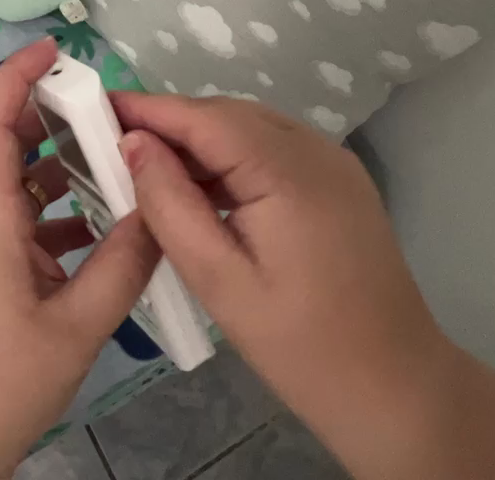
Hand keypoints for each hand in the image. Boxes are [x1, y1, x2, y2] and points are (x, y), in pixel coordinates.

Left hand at [0, 38, 162, 479]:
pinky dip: (62, 211)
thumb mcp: (76, 326)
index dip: (15, 75)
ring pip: (21, 181)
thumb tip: (160, 211)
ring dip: (62, 166)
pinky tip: (105, 226)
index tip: (53, 49)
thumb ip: (123, 265)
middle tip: (106, 107)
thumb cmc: (0, 380)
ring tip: (118, 160)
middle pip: (6, 142)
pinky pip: (26, 220)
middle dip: (51, 115)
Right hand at [115, 94, 494, 479]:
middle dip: (169, 122)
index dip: (148, 107)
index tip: (96, 106)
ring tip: (148, 166)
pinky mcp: (336, 180)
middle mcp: (315, 150)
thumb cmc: (301, 345)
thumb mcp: (219, 280)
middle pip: (226, 114)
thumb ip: (170, 204)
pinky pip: (270, 147)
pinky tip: (201, 186)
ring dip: (197, 138)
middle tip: (113, 143)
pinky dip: (228, 155)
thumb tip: (133, 143)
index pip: (204, 118)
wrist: (397, 389)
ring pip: (248, 126)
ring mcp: (332, 162)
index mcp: (288, 172)